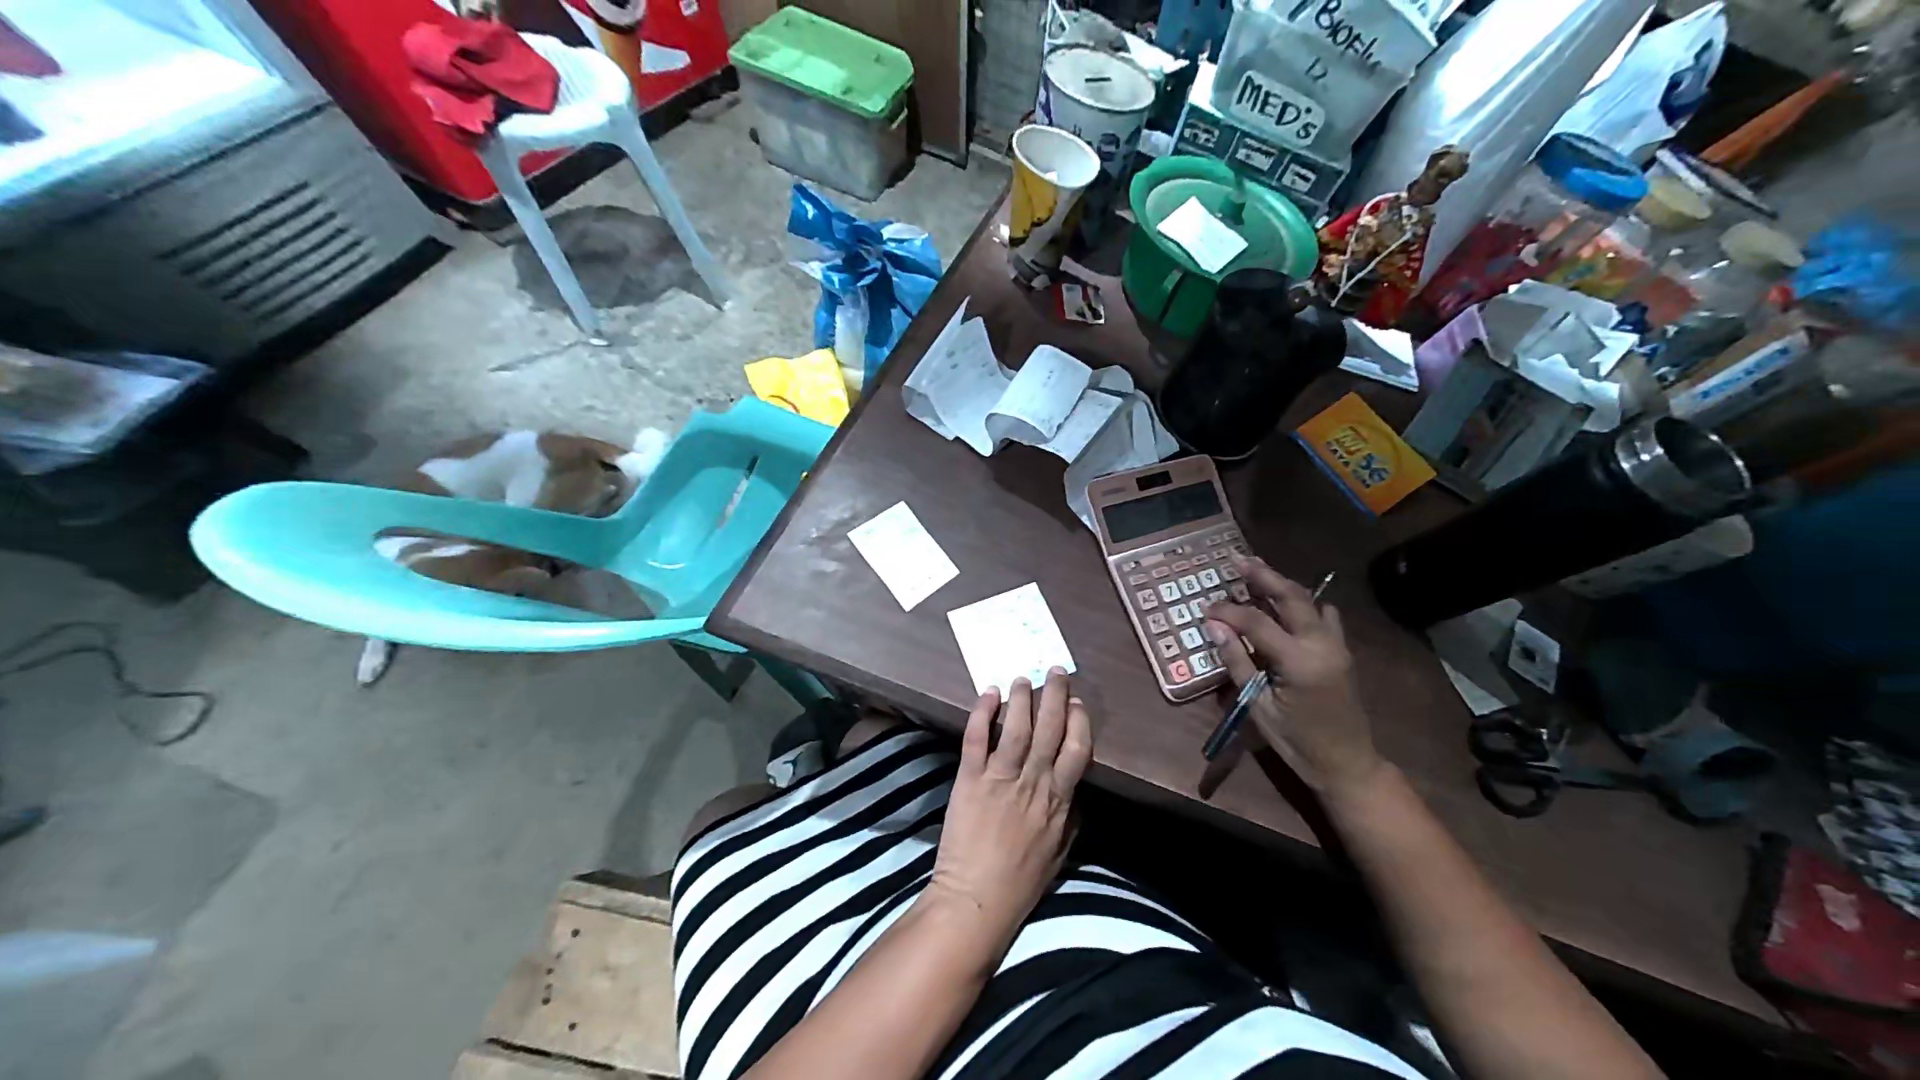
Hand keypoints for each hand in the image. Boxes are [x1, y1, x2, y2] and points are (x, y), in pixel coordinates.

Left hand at [926, 668, 1092, 951]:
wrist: (976, 901)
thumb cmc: (1020, 883)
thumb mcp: (1059, 854)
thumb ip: (1069, 820)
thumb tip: (1075, 795)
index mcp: (1059, 801)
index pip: (1077, 749)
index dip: (1078, 721)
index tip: (1075, 702)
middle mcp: (1034, 783)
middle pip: (1050, 729)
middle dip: (1054, 696)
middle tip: (1054, 671)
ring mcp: (1001, 778)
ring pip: (1016, 727)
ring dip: (1022, 698)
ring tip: (1023, 677)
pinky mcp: (970, 779)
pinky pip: (977, 738)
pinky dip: (982, 712)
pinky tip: (989, 693)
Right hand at [1204, 555, 1384, 795]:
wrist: (1348, 763)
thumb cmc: (1297, 741)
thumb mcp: (1259, 706)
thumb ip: (1238, 662)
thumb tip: (1214, 627)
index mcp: (1299, 660)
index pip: (1256, 622)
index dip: (1228, 611)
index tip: (1206, 608)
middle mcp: (1321, 643)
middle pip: (1290, 597)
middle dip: (1262, 575)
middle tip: (1238, 559)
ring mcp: (1337, 644)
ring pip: (1309, 601)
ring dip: (1282, 584)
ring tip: (1257, 572)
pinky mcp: (1341, 650)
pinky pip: (1324, 616)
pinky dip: (1304, 603)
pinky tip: (1288, 604)